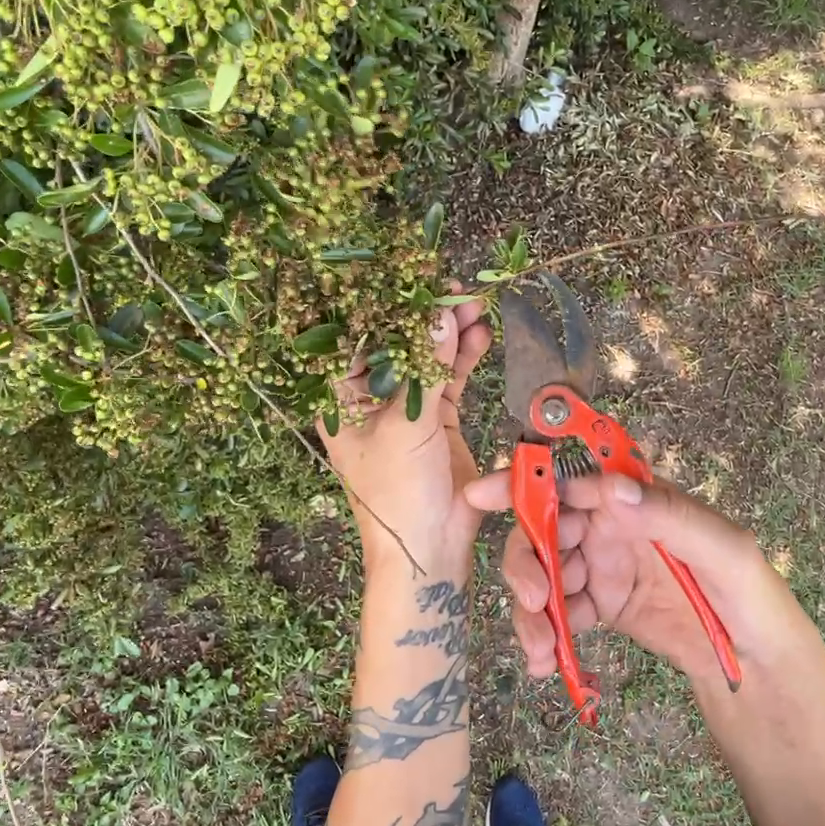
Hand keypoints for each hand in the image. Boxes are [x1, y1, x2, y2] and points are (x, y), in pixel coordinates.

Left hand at [319, 290, 490, 573]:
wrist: (429, 548)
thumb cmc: (398, 491)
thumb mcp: (407, 426)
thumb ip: (426, 368)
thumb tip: (440, 313)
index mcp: (344, 400)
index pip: (356, 340)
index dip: (380, 307)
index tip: (407, 277)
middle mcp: (371, 399)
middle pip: (396, 344)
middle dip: (423, 316)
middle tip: (450, 285)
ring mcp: (406, 408)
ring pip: (426, 358)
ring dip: (448, 332)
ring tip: (473, 302)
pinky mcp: (438, 420)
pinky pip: (449, 378)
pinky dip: (464, 356)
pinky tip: (480, 332)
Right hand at [464, 471, 820, 692]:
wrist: (762, 675)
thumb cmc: (756, 601)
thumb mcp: (728, 552)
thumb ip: (672, 517)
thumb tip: (611, 487)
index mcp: (640, 501)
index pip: (574, 480)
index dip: (525, 482)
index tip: (483, 496)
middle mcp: (614, 527)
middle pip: (546, 527)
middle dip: (526, 559)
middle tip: (533, 599)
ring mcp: (604, 568)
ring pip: (545, 572)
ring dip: (530, 606)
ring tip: (540, 648)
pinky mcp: (602, 608)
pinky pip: (559, 613)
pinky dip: (544, 634)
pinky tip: (545, 662)